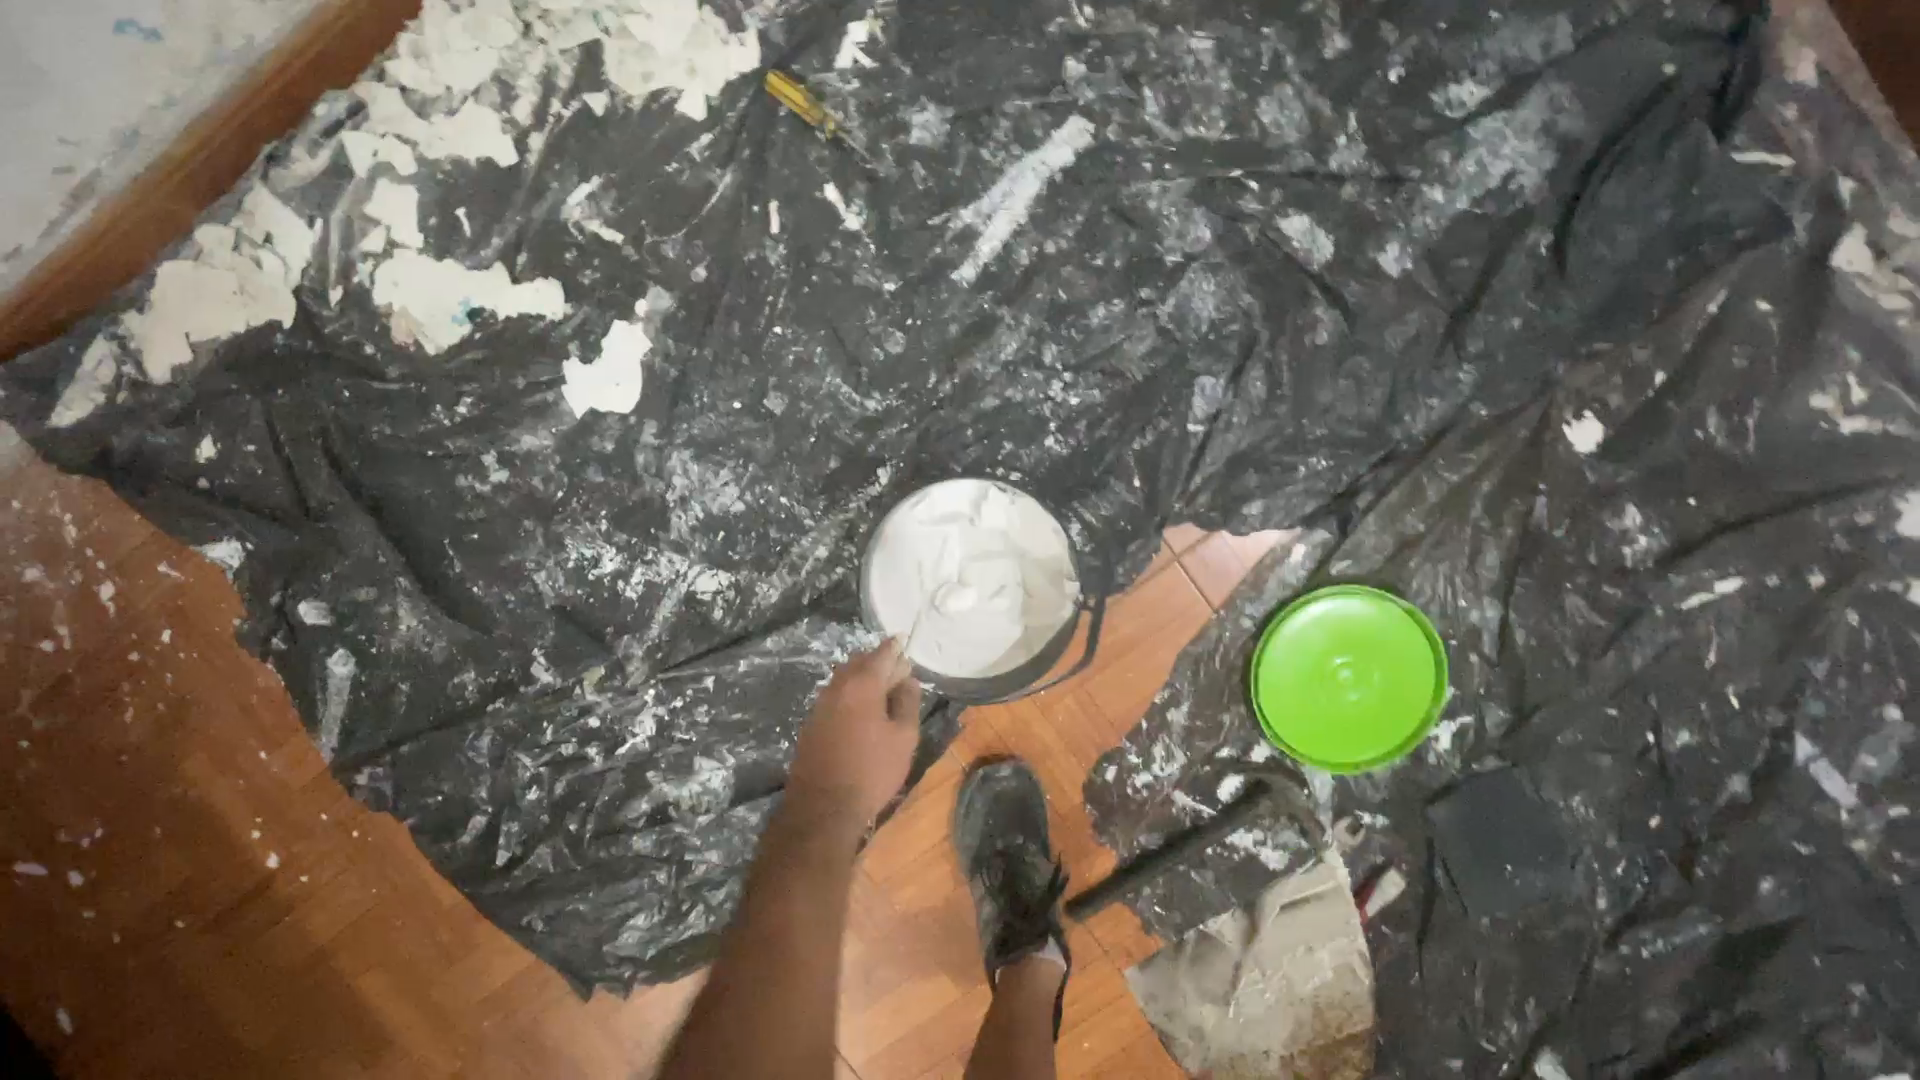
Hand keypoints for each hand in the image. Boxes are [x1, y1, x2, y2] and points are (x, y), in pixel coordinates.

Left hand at [787, 640, 923, 829]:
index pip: (882, 653)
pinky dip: (850, 694)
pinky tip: (861, 711)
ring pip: (844, 679)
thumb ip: (907, 703)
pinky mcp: (811, 723)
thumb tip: (908, 680)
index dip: (896, 647)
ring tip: (882, 690)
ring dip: (863, 677)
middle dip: (879, 661)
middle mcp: (837, 687)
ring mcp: (820, 704)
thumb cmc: (872, 771)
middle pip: (859, 662)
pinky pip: (835, 696)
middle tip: (898, 670)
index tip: (905, 641)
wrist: (822, 807)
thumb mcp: (904, 738)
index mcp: (862, 684)